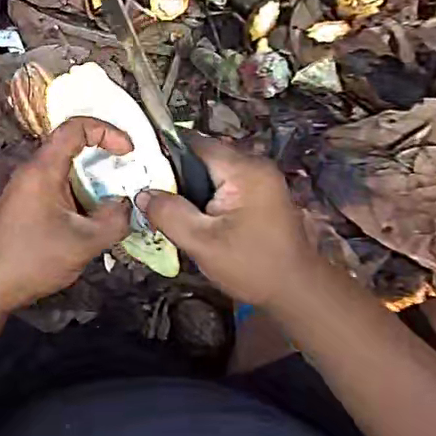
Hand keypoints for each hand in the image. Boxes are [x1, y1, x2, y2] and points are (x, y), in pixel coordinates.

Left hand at [0, 117, 133, 313]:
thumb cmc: (32, 259)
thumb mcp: (85, 242)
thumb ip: (115, 220)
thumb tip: (127, 205)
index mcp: (43, 169)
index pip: (75, 128)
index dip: (107, 131)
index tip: (129, 151)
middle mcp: (31, 172)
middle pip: (71, 150)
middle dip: (104, 163)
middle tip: (126, 183)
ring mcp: (25, 190)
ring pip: (65, 174)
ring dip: (92, 185)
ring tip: (113, 208)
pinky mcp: (23, 207)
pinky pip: (56, 191)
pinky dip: (78, 199)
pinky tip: (90, 224)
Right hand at [136, 136, 331, 310]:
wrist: (298, 292)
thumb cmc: (252, 266)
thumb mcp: (202, 243)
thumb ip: (169, 214)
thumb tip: (142, 193)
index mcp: (244, 170)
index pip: (194, 143)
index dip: (163, 151)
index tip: (137, 166)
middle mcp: (254, 166)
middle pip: (202, 155)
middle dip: (173, 171)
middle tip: (144, 188)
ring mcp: (259, 180)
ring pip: (210, 171)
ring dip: (187, 185)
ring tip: (160, 201)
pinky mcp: (259, 194)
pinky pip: (221, 183)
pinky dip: (202, 194)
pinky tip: (185, 212)